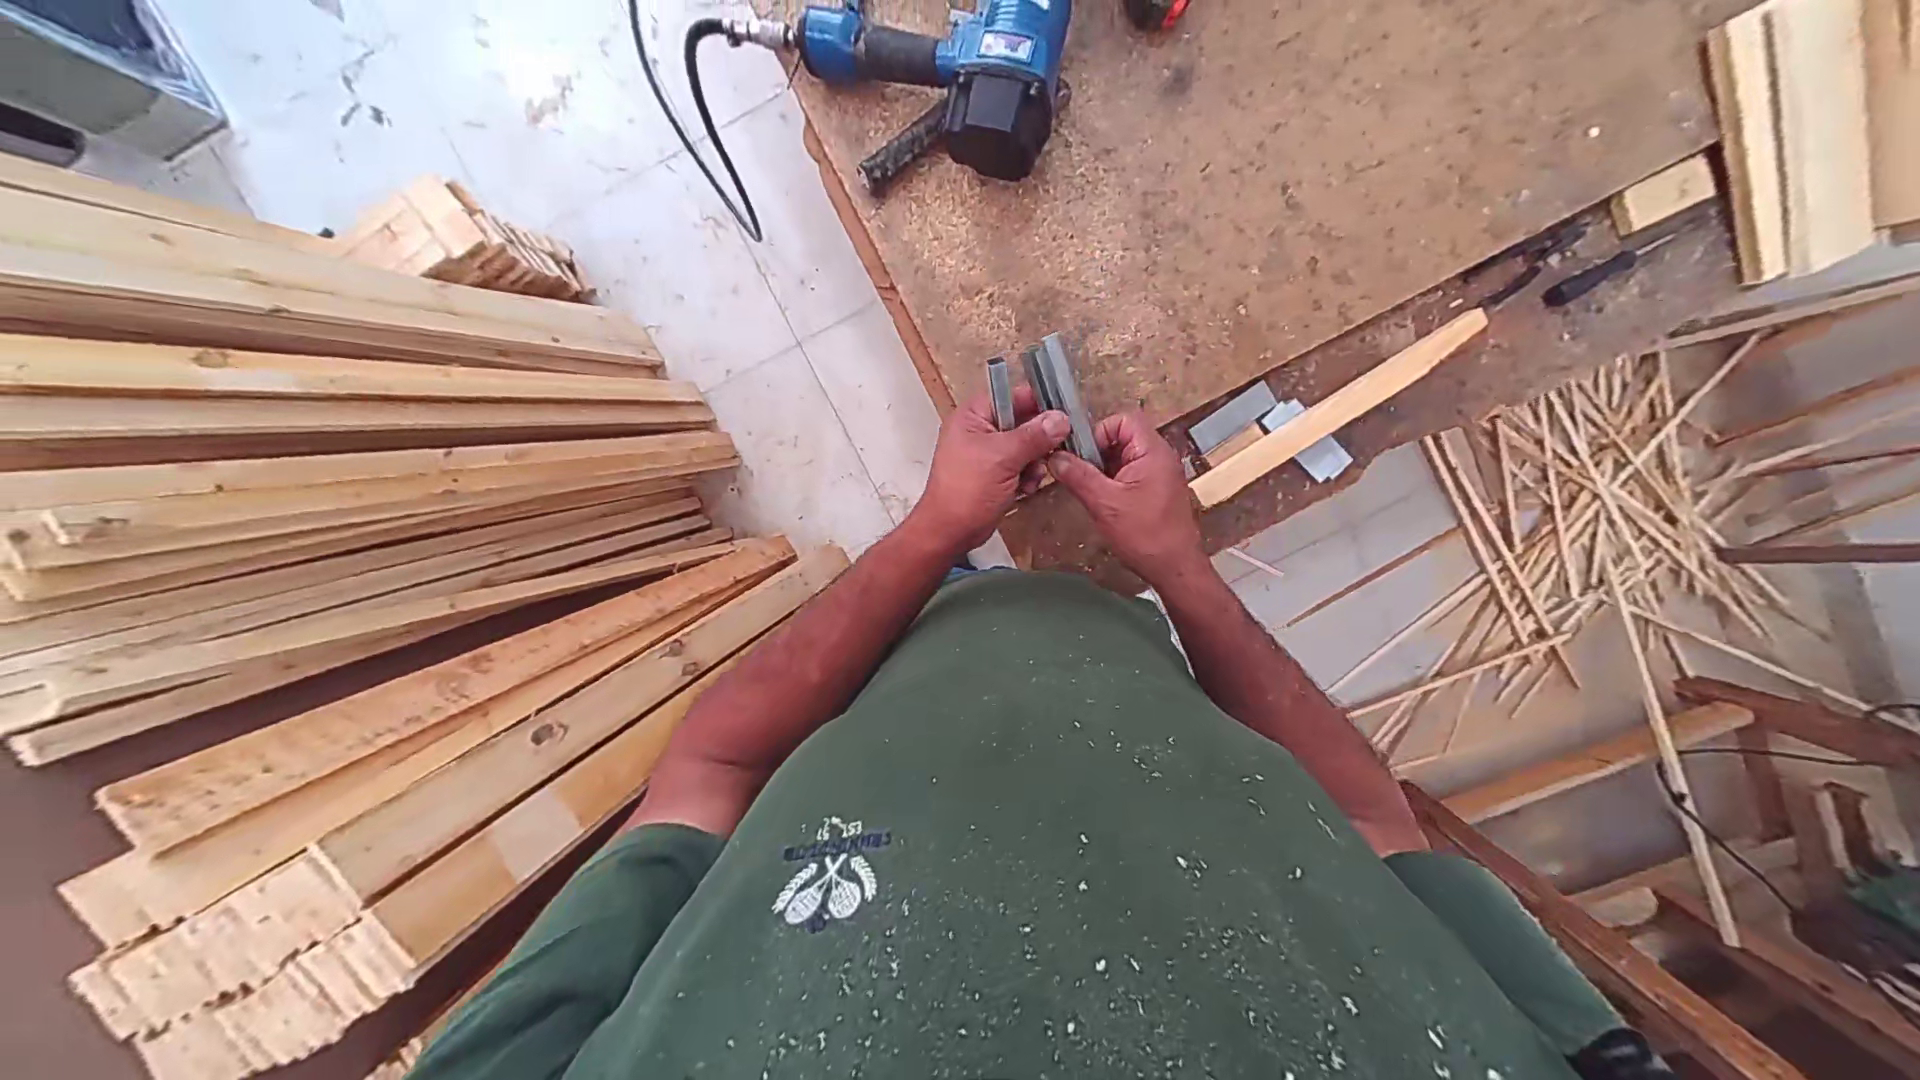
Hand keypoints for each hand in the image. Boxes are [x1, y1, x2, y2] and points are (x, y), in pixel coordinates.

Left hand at [908, 386, 1069, 553]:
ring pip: (1026, 447)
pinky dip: (1027, 476)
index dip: (1036, 403)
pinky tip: (1024, 488)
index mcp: (973, 416)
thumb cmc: (963, 493)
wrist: (951, 531)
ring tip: (1030, 475)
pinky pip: (1021, 466)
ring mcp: (987, 454)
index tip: (1060, 414)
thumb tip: (1059, 420)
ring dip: (1034, 462)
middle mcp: (979, 431)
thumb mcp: (1003, 457)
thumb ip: (1034, 436)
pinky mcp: (995, 474)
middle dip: (1038, 440)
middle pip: (1023, 422)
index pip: (1011, 395)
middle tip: (1049, 451)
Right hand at [1046, 412, 1207, 588]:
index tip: (1083, 456)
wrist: (1174, 567)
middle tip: (1082, 476)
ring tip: (1093, 493)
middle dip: (1097, 454)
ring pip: (1123, 457)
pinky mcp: (1156, 490)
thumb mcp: (1104, 503)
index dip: (1098, 433)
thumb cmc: (1147, 536)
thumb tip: (1055, 458)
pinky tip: (1104, 503)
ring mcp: (1159, 474)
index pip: (1122, 420)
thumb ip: (1078, 476)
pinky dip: (1112, 483)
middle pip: (1121, 437)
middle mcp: (1159, 457)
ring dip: (1103, 471)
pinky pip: (1129, 474)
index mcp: (1152, 452)